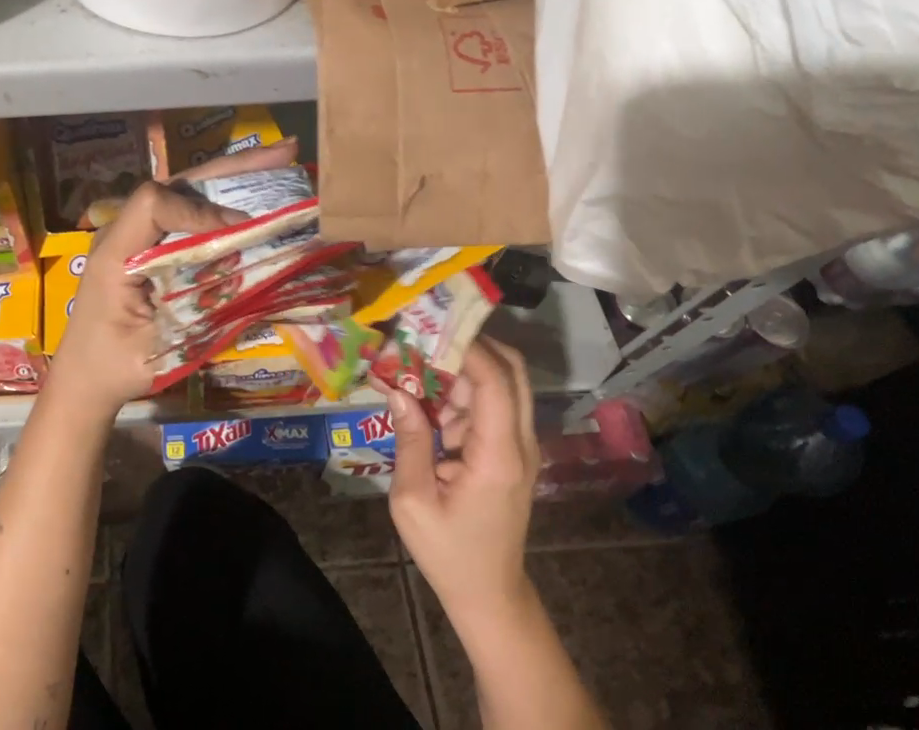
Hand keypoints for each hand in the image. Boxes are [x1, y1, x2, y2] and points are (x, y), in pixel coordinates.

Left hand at [48, 139, 299, 415]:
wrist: (84, 380)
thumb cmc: (113, 368)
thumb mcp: (155, 349)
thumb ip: (200, 317)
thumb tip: (258, 287)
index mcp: (116, 252)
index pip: (153, 204)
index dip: (199, 209)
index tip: (239, 226)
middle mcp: (126, 233)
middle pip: (177, 184)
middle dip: (231, 169)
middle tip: (284, 154)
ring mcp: (138, 238)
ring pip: (186, 193)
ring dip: (232, 178)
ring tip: (281, 162)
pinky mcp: (151, 248)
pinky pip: (187, 215)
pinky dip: (223, 203)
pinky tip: (257, 197)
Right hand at [388, 338, 541, 628]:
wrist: (488, 592)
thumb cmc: (448, 550)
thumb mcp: (412, 499)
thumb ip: (410, 440)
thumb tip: (398, 391)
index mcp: (499, 455)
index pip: (495, 381)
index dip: (466, 348)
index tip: (428, 327)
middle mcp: (520, 443)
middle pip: (512, 372)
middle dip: (471, 347)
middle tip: (425, 338)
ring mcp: (520, 448)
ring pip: (501, 387)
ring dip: (462, 375)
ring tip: (414, 373)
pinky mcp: (512, 455)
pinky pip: (493, 409)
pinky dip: (463, 398)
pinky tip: (427, 410)